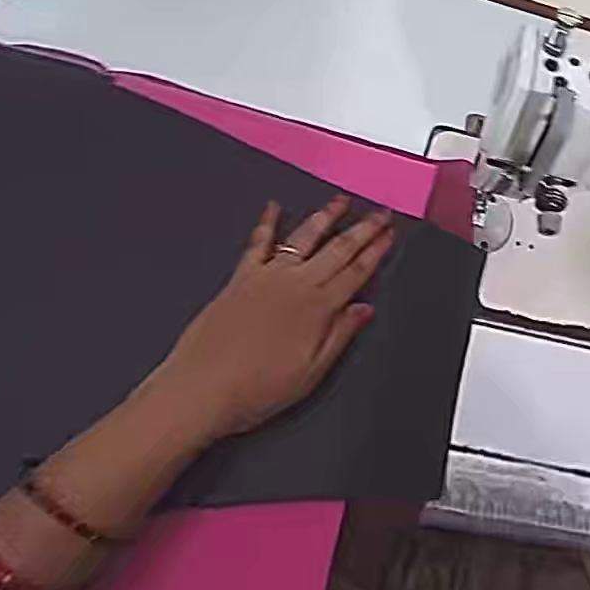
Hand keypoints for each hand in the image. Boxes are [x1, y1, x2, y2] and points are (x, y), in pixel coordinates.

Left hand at [159, 197, 392, 437]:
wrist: (199, 389)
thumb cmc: (257, 389)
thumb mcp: (310, 373)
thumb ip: (340, 336)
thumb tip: (365, 308)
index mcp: (318, 306)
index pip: (356, 272)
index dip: (376, 251)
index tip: (390, 234)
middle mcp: (297, 282)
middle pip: (338, 248)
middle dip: (363, 228)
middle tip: (381, 212)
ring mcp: (268, 275)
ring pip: (305, 237)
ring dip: (326, 216)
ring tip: (341, 200)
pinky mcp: (241, 277)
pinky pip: (258, 243)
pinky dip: (267, 222)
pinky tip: (273, 206)